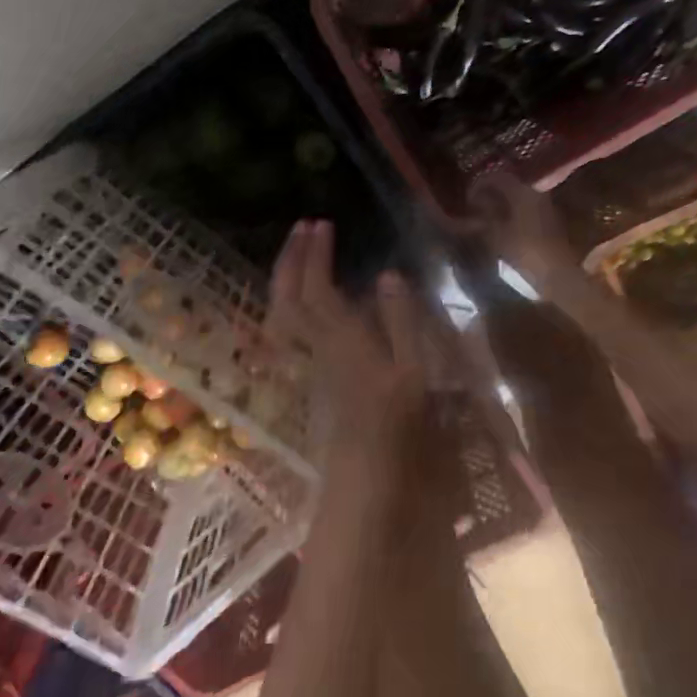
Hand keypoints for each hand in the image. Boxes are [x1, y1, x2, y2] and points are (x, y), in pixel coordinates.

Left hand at [267, 220, 422, 448]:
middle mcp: (319, 346)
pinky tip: (300, 295)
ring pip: (282, 312)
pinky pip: (288, 326)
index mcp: (344, 340)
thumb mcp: (414, 371)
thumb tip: (388, 274)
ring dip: (284, 276)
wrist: (370, 472)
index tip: (322, 224)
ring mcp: (311, 360)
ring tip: (296, 251)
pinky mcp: (313, 372)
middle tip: (302, 227)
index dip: (317, 255)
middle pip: (289, 296)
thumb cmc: (400, 424)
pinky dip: (288, 299)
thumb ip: (401, 321)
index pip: (319, 289)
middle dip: (292, 258)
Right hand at [469, 172, 581, 290]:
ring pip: (518, 197)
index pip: (496, 177)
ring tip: (486, 218)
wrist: (558, 274)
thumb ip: (484, 215)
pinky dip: (513, 213)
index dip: (479, 184)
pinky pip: (527, 208)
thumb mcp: (497, 234)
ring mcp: (546, 205)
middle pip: (509, 185)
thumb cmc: (525, 252)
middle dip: (491, 194)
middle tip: (475, 207)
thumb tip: (476, 204)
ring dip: (502, 204)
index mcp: (522, 192)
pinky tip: (503, 226)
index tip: (467, 198)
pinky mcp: (551, 220)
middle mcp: (536, 192)